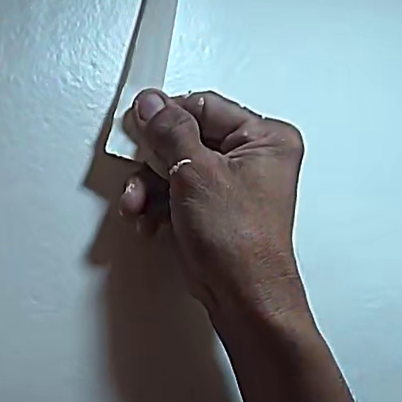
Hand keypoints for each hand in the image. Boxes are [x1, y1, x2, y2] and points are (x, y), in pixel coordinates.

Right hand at [117, 89, 352, 401]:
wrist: (241, 297)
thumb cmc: (239, 242)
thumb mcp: (197, 173)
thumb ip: (170, 132)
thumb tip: (152, 104)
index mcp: (264, 138)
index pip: (205, 107)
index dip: (167, 114)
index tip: (137, 121)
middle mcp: (251, 160)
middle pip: (186, 140)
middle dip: (153, 161)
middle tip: (137, 166)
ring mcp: (229, 189)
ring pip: (174, 171)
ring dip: (149, 188)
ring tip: (139, 205)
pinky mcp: (211, 214)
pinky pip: (175, 197)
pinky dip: (157, 207)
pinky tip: (149, 220)